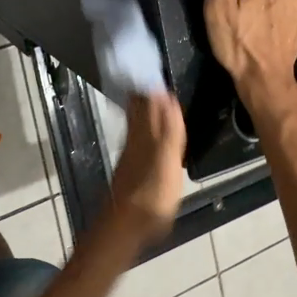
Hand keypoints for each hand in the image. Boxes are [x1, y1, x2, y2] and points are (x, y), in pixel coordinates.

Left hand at [107, 91, 186, 242]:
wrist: (126, 226)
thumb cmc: (152, 196)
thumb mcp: (167, 163)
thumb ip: (169, 131)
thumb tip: (168, 96)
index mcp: (148, 137)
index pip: (151, 104)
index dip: (155, 89)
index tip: (158, 70)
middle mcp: (137, 141)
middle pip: (141, 111)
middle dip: (146, 94)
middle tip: (151, 76)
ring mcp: (132, 155)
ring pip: (137, 124)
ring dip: (143, 108)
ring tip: (148, 94)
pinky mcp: (131, 169)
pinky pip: (136, 138)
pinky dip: (140, 126)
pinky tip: (142, 129)